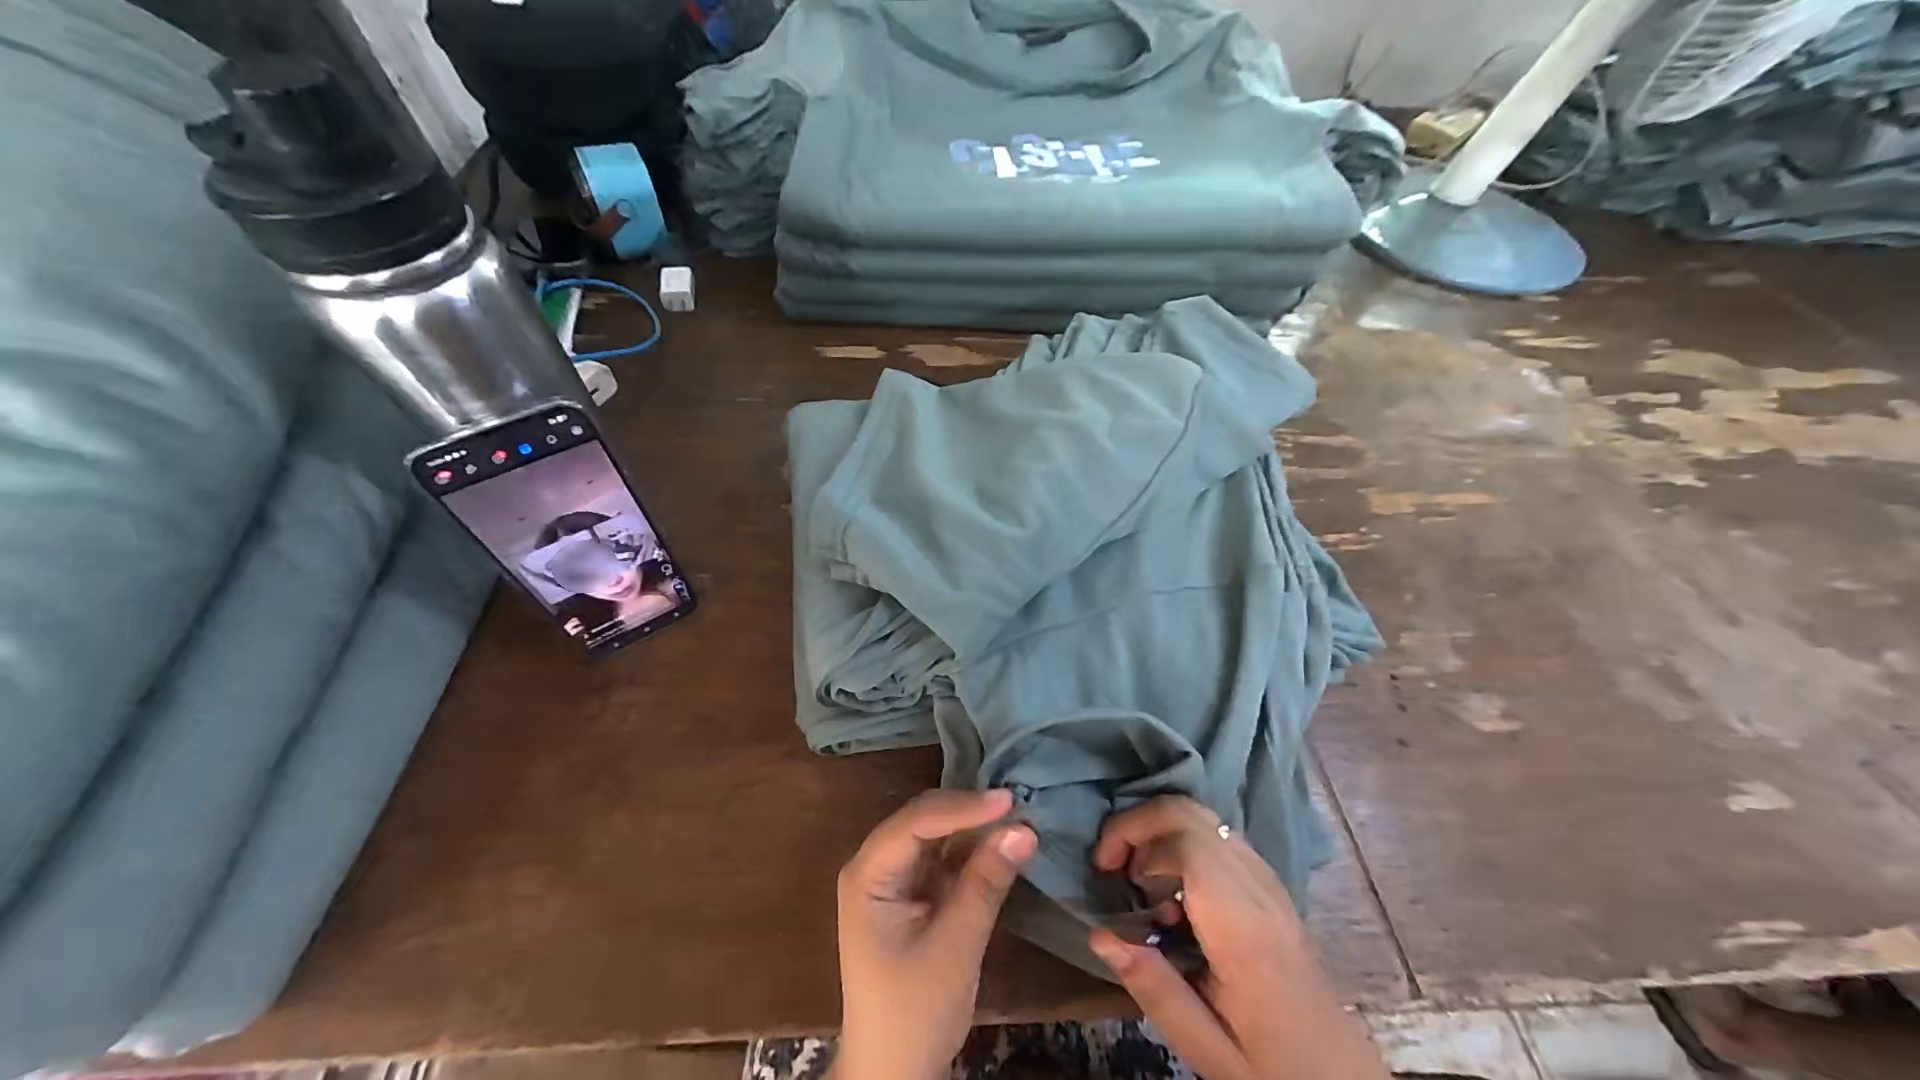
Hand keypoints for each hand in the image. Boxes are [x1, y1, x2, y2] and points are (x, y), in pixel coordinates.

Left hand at [832, 790, 1037, 1079]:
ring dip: (976, 827)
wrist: (895, 1070)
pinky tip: (1005, 841)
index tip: (1008, 800)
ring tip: (1020, 816)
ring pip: (939, 834)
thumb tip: (1024, 829)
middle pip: (925, 821)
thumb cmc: (914, 1013)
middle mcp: (878, 865)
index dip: (962, 807)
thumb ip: (986, 884)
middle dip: (970, 811)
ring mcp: (898, 877)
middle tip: (1020, 804)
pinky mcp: (918, 892)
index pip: (915, 823)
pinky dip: (976, 850)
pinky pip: (948, 858)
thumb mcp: (955, 948)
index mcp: (867, 875)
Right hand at [1087, 797, 1390, 1079]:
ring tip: (1136, 879)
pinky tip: (1169, 889)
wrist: (1340, 1076)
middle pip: (1190, 812)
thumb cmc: (1270, 1065)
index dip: (1134, 836)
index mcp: (1240, 926)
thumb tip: (1100, 933)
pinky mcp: (1269, 884)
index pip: (1186, 840)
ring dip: (1157, 831)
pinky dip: (1178, 841)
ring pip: (1203, 817)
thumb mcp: (1205, 1046)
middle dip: (1137, 823)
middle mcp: (1257, 887)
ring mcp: (1267, 880)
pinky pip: (1215, 836)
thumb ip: (1153, 987)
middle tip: (1111, 866)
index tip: (1105, 873)